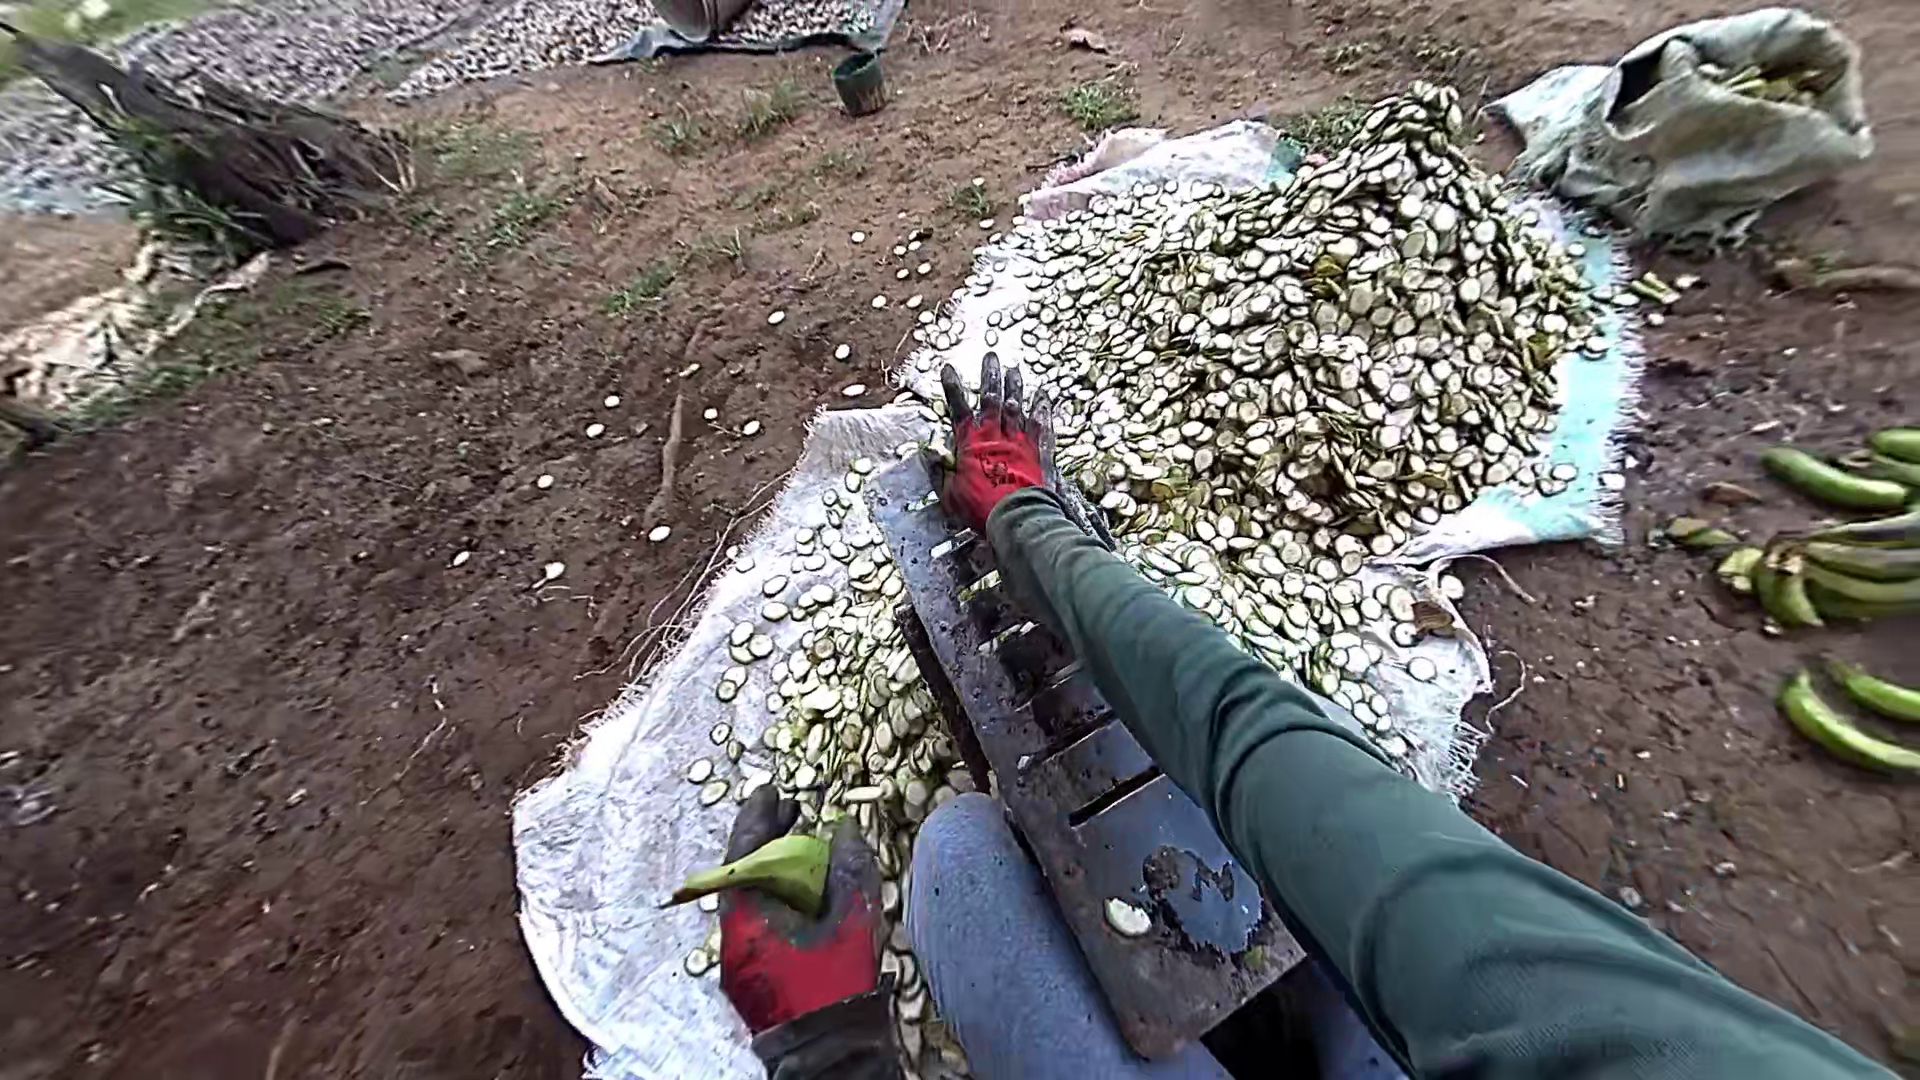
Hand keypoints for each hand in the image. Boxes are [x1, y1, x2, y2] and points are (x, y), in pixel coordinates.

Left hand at [719, 785, 881, 1033]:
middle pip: (744, 872)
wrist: (829, 1057)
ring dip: (775, 862)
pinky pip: (760, 914)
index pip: (743, 854)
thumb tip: (843, 828)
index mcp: (749, 919)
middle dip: (768, 837)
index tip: (770, 791)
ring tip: (801, 835)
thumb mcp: (853, 917)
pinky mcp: (754, 971)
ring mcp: (741, 958)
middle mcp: (734, 936)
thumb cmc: (836, 986)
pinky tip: (805, 880)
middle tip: (791, 807)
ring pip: (752, 894)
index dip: (757, 818)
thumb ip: (850, 865)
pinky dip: (779, 889)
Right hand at [940, 354, 1114, 547]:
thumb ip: (937, 471)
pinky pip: (1040, 424)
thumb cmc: (979, 508)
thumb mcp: (948, 494)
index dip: (952, 387)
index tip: (947, 369)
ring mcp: (1018, 440)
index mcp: (970, 442)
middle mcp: (995, 435)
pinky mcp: (1037, 451)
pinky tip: (1043, 396)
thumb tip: (928, 451)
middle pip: (992, 398)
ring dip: (1014, 386)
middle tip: (990, 357)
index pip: (958, 408)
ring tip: (1014, 370)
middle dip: (990, 376)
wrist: (1015, 517)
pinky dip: (1041, 409)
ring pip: (1016, 406)